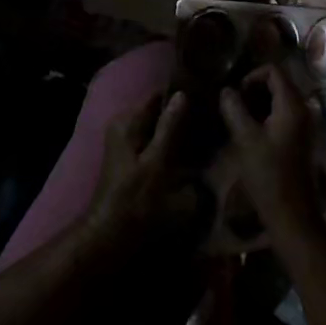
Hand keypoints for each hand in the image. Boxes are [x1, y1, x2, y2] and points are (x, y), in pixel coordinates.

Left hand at [80, 92, 202, 254]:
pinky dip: (172, 141)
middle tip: (214, 113)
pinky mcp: (132, 157)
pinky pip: (155, 139)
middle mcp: (123, 125)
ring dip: (179, 127)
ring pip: (158, 125)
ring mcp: (126, 141)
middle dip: (184, 111)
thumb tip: (183, 94)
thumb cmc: (135, 198)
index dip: (183, 92)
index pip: (158, 95)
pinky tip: (193, 147)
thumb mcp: (157, 162)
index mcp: (127, 121)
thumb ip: (169, 128)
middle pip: (158, 110)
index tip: (209, 92)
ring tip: (210, 127)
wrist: (111, 233)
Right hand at [219, 66, 321, 236]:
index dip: (251, 76)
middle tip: (233, 106)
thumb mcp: (245, 138)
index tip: (235, 94)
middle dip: (253, 89)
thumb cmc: (268, 174)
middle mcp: (304, 109)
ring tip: (237, 119)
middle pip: (278, 83)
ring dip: (258, 103)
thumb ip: (234, 109)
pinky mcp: (300, 139)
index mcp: (293, 105)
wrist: (291, 213)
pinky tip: (249, 132)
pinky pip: (283, 115)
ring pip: (280, 100)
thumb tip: (226, 90)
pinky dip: (266, 116)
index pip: (274, 70)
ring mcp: (304, 125)